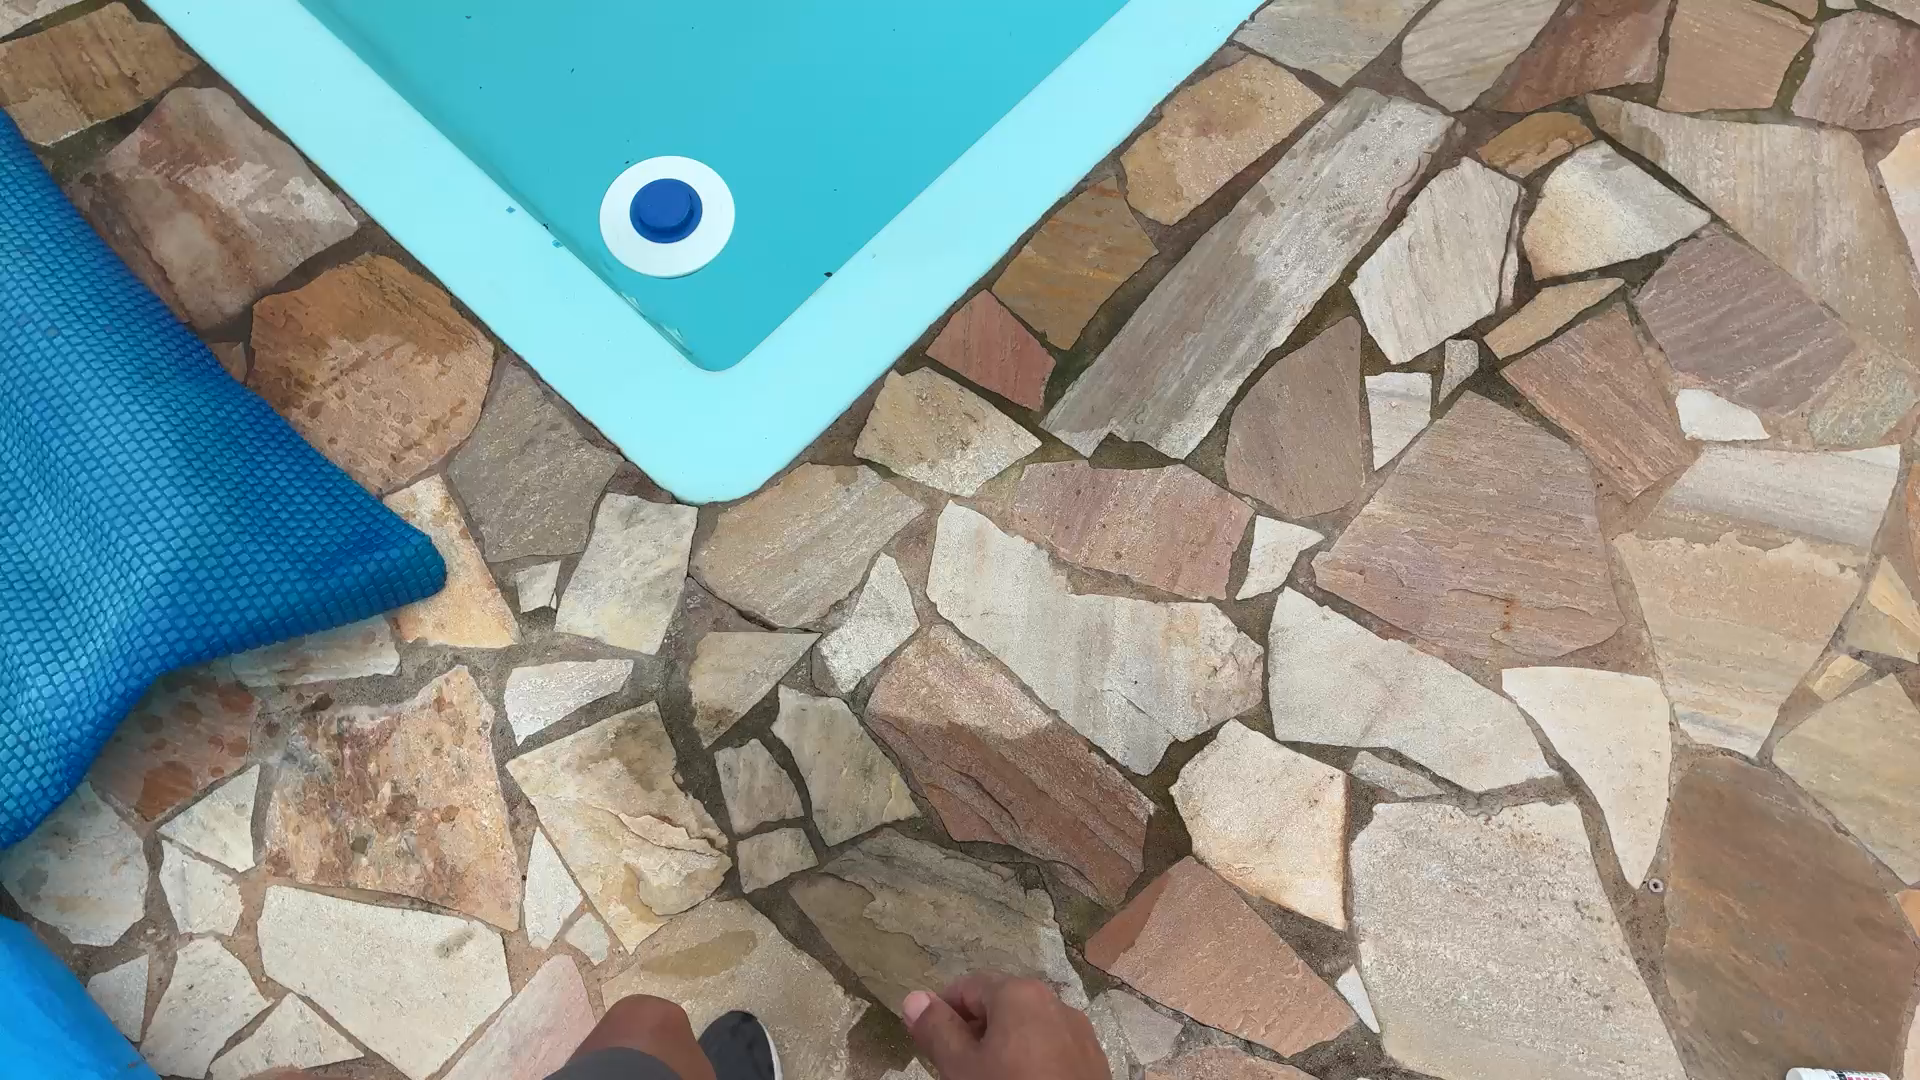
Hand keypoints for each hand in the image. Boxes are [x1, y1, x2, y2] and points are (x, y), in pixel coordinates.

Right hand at [903, 973, 1109, 1079]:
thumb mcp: (962, 1069)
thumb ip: (937, 1030)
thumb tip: (914, 997)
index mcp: (1019, 992)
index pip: (967, 986)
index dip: (943, 1011)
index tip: (930, 1043)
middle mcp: (1053, 1000)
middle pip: (1001, 1005)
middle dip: (975, 1031)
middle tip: (957, 1068)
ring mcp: (1079, 1032)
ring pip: (1029, 1028)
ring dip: (1005, 1047)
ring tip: (990, 1079)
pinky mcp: (1095, 1062)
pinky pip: (1053, 1050)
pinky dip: (1033, 1062)